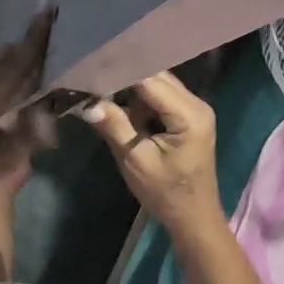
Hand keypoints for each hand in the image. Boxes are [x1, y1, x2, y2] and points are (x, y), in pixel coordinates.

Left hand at [0, 10, 57, 242]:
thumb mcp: (3, 165)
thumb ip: (27, 135)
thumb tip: (48, 111)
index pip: (11, 66)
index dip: (33, 40)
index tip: (49, 12)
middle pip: (0, 56)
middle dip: (26, 50)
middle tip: (54, 49)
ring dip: (12, 63)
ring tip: (36, 72)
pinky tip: (11, 89)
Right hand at [79, 71, 222, 234]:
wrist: (193, 217)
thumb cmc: (166, 193)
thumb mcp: (135, 161)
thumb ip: (114, 126)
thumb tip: (87, 102)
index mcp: (189, 115)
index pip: (151, 80)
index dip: (121, 71)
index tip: (91, 67)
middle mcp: (196, 104)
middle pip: (156, 76)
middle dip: (123, 75)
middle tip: (90, 74)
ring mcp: (193, 108)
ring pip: (156, 84)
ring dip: (129, 87)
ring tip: (98, 87)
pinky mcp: (186, 116)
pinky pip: (159, 96)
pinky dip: (138, 98)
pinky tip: (116, 101)